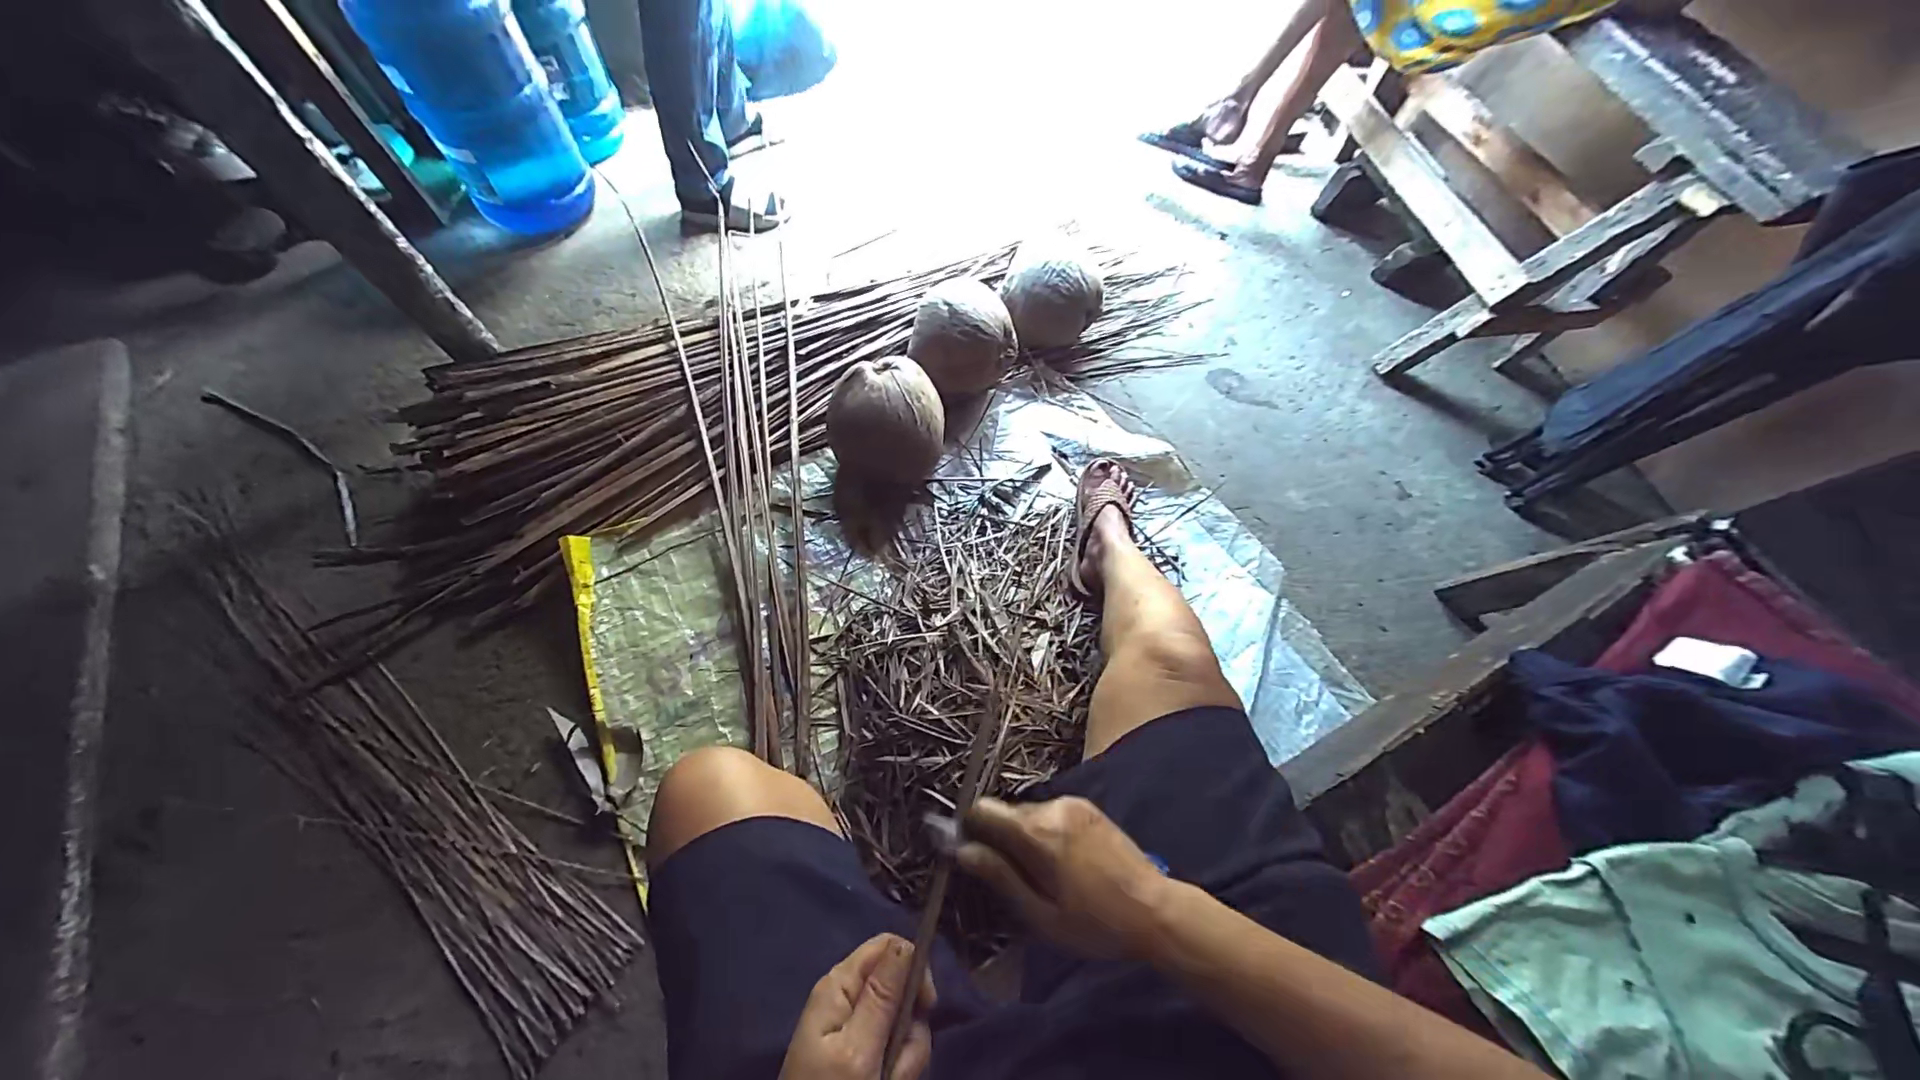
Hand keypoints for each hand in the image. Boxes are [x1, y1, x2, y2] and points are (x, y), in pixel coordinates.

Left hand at [779, 933, 936, 1079]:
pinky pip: (896, 1048)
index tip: (927, 1006)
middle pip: (901, 987)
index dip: (914, 966)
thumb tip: (906, 943)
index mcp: (840, 986)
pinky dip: (899, 1069)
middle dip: (911, 1026)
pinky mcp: (862, 1055)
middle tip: (899, 1064)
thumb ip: (882, 996)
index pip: (887, 946)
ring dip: (907, 1056)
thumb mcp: (858, 1050)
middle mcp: (848, 999)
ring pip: (904, 1023)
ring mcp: (856, 1029)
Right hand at [956, 796, 1171, 959]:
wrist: (1156, 910)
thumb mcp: (1042, 914)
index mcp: (1038, 833)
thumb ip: (1001, 877)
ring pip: (1029, 813)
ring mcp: (1073, 804)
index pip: (984, 810)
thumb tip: (963, 851)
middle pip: (1006, 812)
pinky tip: (1063, 862)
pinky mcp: (1087, 807)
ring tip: (1044, 874)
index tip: (970, 852)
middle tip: (1014, 877)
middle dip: (1001, 838)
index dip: (971, 829)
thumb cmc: (1096, 923)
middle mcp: (1053, 808)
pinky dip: (1045, 831)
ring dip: (1024, 836)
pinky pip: (1050, 813)